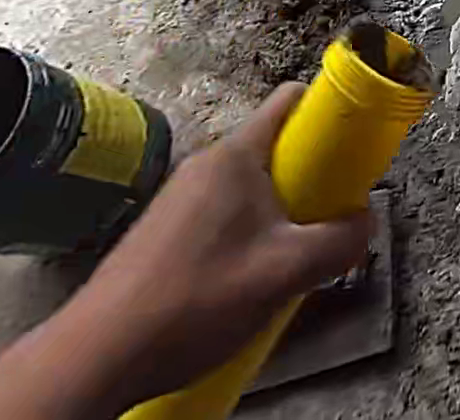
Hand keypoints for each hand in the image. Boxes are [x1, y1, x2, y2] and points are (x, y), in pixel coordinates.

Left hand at [0, 82, 370, 416]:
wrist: (94, 360)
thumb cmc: (197, 297)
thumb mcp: (285, 272)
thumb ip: (338, 242)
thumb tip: (364, 223)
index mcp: (235, 154)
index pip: (290, 99)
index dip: (327, 110)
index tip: (350, 143)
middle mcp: (207, 162)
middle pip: (275, 145)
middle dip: (309, 173)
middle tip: (325, 213)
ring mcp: (180, 194)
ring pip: (250, 181)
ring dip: (280, 206)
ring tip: (288, 252)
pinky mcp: (163, 227)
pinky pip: (223, 208)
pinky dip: (248, 226)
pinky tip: (246, 275)